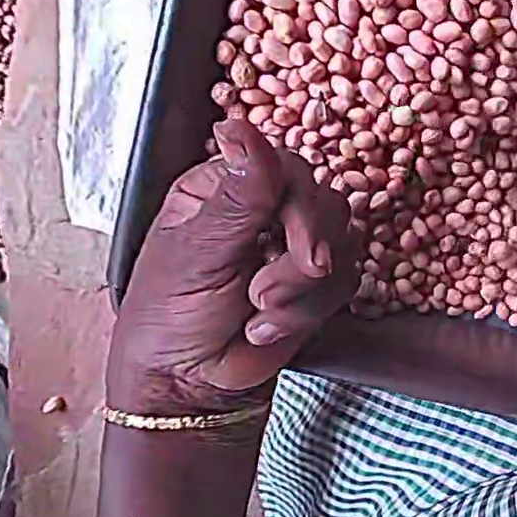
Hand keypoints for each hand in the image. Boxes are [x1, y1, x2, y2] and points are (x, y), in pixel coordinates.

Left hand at [107, 120, 357, 414]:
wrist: (189, 387)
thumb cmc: (169, 318)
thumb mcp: (195, 256)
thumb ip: (235, 199)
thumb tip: (240, 129)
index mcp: (225, 189)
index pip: (288, 170)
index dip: (302, 207)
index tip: (300, 248)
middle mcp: (266, 210)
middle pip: (325, 204)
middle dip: (302, 258)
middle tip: (266, 295)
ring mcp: (294, 245)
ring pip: (343, 244)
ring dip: (304, 290)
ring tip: (258, 316)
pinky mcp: (317, 282)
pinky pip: (347, 280)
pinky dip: (311, 310)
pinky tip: (268, 327)